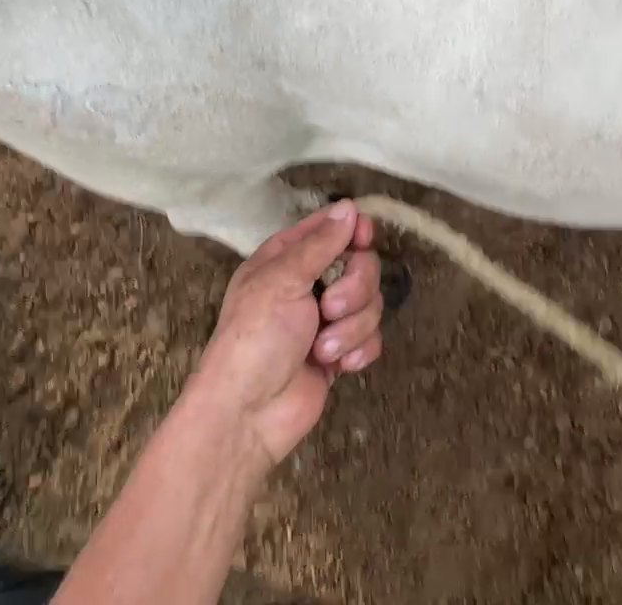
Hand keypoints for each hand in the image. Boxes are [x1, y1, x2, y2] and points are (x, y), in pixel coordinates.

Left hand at [190, 200, 385, 466]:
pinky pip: (372, 337)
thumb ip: (320, 244)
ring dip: (351, 327)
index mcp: (286, 259)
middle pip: (362, 265)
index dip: (352, 230)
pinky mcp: (341, 351)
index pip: (331, 229)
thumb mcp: (281, 281)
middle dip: (354, 289)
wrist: (249, 413)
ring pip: (371, 302)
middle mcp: (309, 284)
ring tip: (323, 348)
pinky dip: (359, 350)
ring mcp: (327, 319)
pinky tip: (338, 365)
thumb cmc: (255, 338)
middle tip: (330, 308)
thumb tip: (349, 207)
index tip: (363, 239)